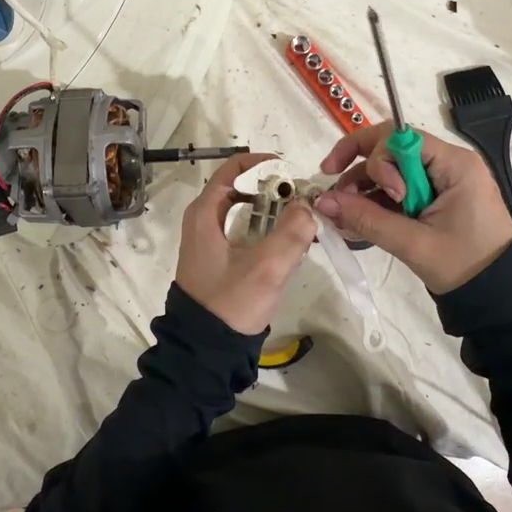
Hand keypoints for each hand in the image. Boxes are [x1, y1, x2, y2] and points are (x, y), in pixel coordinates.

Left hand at [174, 153, 316, 334]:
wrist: (206, 348)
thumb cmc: (230, 303)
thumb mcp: (266, 268)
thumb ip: (292, 234)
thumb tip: (307, 206)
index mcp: (205, 213)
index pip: (233, 169)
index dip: (263, 164)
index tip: (291, 173)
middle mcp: (203, 220)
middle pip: (242, 188)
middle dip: (275, 191)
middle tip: (303, 200)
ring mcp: (210, 240)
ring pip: (246, 211)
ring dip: (275, 212)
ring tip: (303, 222)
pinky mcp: (219, 258)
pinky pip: (246, 231)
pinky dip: (268, 230)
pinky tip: (290, 245)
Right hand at [316, 125, 511, 293]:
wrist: (498, 297)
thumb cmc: (464, 265)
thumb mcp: (413, 244)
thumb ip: (367, 219)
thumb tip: (322, 202)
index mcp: (454, 164)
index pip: (400, 138)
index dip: (372, 157)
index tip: (358, 190)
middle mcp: (448, 163)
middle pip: (392, 146)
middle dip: (360, 165)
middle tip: (332, 184)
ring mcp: (442, 180)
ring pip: (392, 167)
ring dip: (365, 186)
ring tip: (346, 214)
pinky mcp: (436, 197)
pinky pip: (400, 187)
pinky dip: (378, 200)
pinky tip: (359, 219)